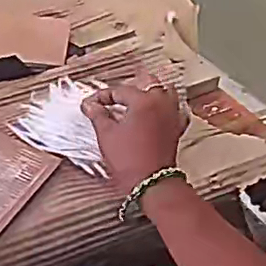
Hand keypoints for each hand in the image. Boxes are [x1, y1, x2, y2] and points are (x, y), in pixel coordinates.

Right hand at [81, 79, 187, 194]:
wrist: (149, 182)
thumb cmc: (131, 160)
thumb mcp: (106, 134)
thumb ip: (97, 115)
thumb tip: (90, 105)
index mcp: (144, 101)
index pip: (119, 90)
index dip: (102, 96)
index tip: (92, 103)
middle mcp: (162, 104)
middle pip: (148, 83)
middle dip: (130, 86)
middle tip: (114, 94)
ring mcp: (172, 116)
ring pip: (166, 92)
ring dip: (151, 92)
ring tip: (137, 97)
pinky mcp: (176, 130)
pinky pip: (175, 110)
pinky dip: (166, 108)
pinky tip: (158, 112)